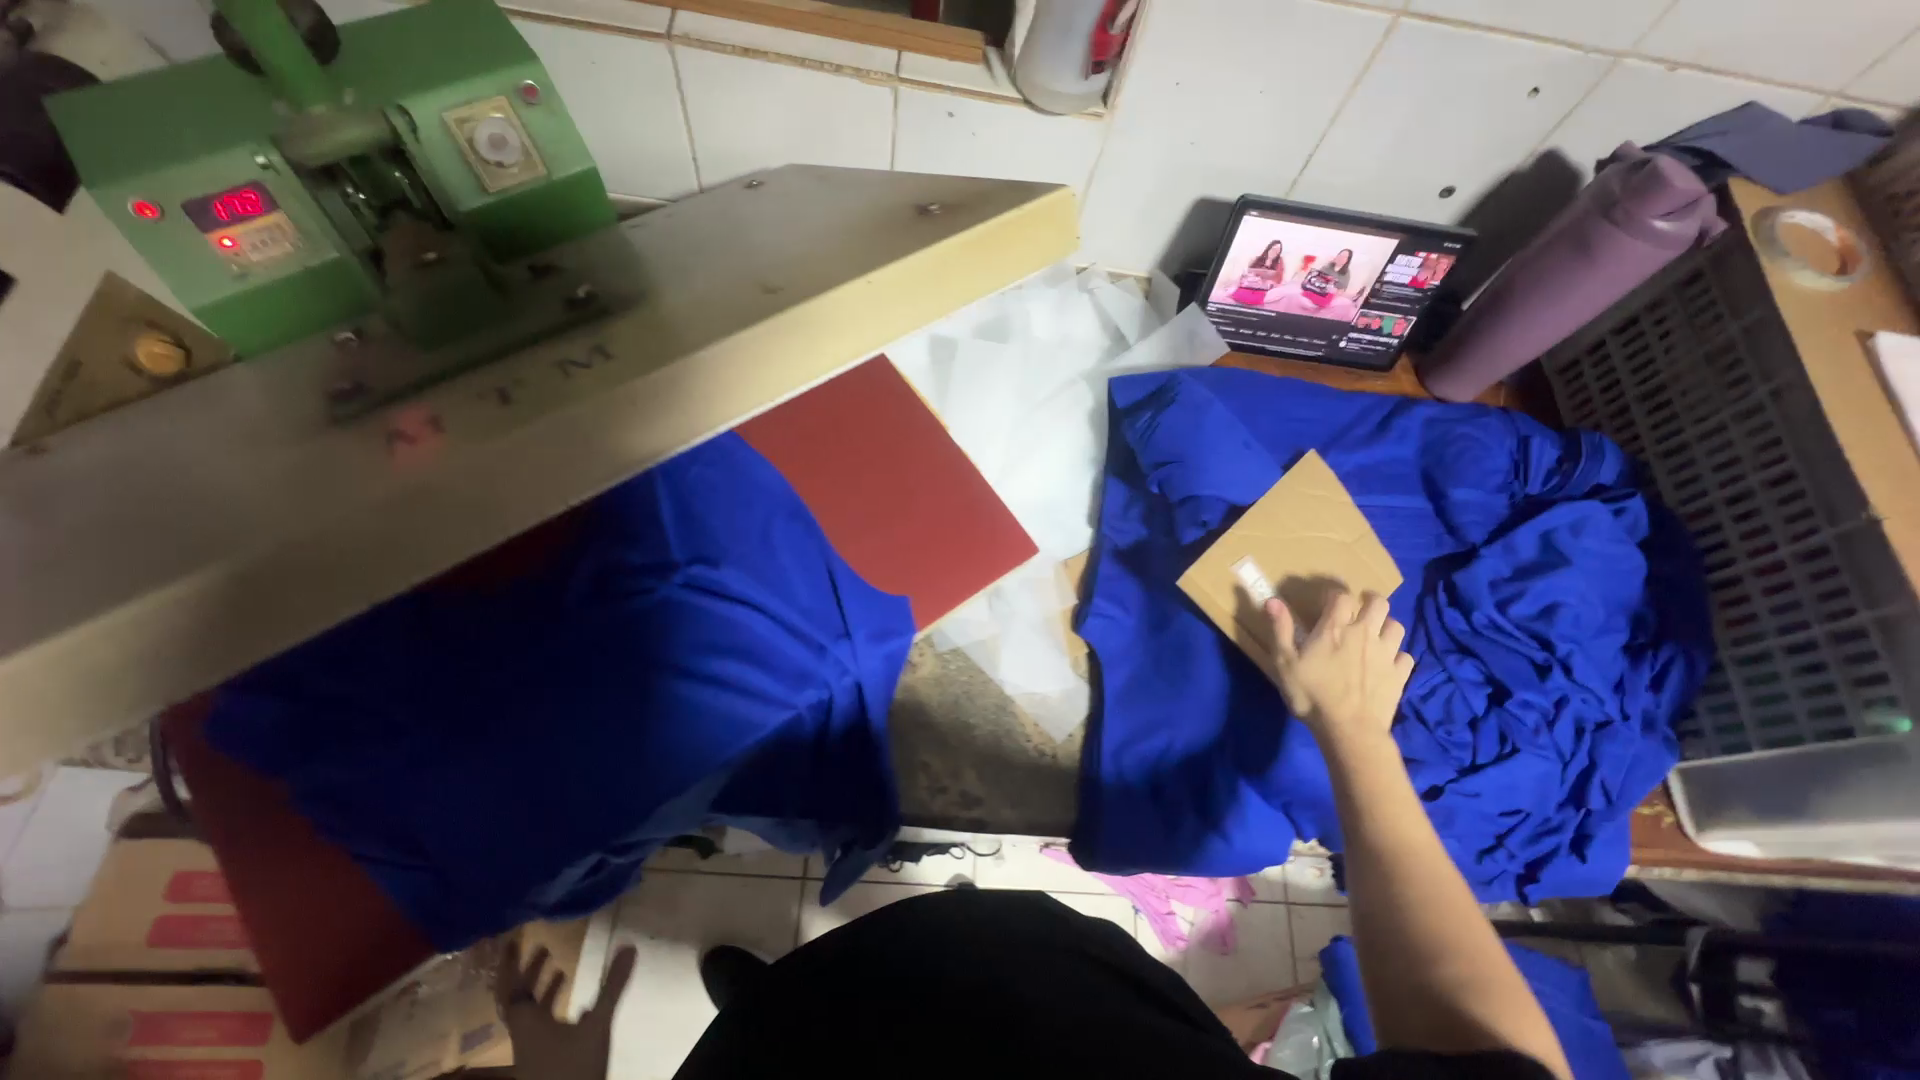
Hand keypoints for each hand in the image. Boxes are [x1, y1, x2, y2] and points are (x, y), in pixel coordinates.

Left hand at [492, 939, 637, 1079]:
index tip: (514, 941)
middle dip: (530, 972)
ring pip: (531, 1013)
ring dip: (542, 989)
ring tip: (560, 968)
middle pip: (519, 999)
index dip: (511, 964)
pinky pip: (543, 1027)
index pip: (510, 988)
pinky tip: (579, 1006)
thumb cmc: (574, 1069)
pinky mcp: (545, 1061)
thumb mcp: (597, 1026)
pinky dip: (555, 1010)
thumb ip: (612, 986)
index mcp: (527, 1024)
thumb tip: (628, 946)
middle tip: (544, 948)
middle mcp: (524, 1035)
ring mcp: (533, 1050)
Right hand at [1265, 591, 1412, 747]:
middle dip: (1369, 601)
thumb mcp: (1285, 663)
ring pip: (1397, 626)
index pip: (1342, 595)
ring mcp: (1386, 653)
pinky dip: (1397, 656)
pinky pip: (1405, 656)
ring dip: (1386, 626)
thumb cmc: (1312, 695)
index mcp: (1335, 628)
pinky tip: (1386, 663)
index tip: (1327, 601)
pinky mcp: (1400, 674)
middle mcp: (1365, 633)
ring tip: (1375, 634)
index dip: (1335, 594)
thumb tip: (1273, 600)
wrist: (1349, 729)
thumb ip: (1280, 629)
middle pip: (1378, 603)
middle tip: (1359, 609)